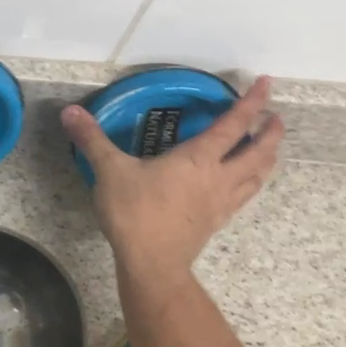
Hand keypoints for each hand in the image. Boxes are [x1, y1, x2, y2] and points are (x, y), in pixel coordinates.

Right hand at [61, 75, 284, 281]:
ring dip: (267, 159)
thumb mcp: (109, 171)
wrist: (151, 263)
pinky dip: (251, 184)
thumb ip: (92, 140)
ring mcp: (221, 202)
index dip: (252, 102)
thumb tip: (69, 112)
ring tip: (269, 149)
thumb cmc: (135, 213)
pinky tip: (244, 185)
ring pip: (258, 176)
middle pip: (258, 151)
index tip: (266, 83)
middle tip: (275, 118)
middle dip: (271, 133)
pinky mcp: (216, 222)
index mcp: (198, 158)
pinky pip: (244, 197)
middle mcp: (218, 177)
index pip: (234, 124)